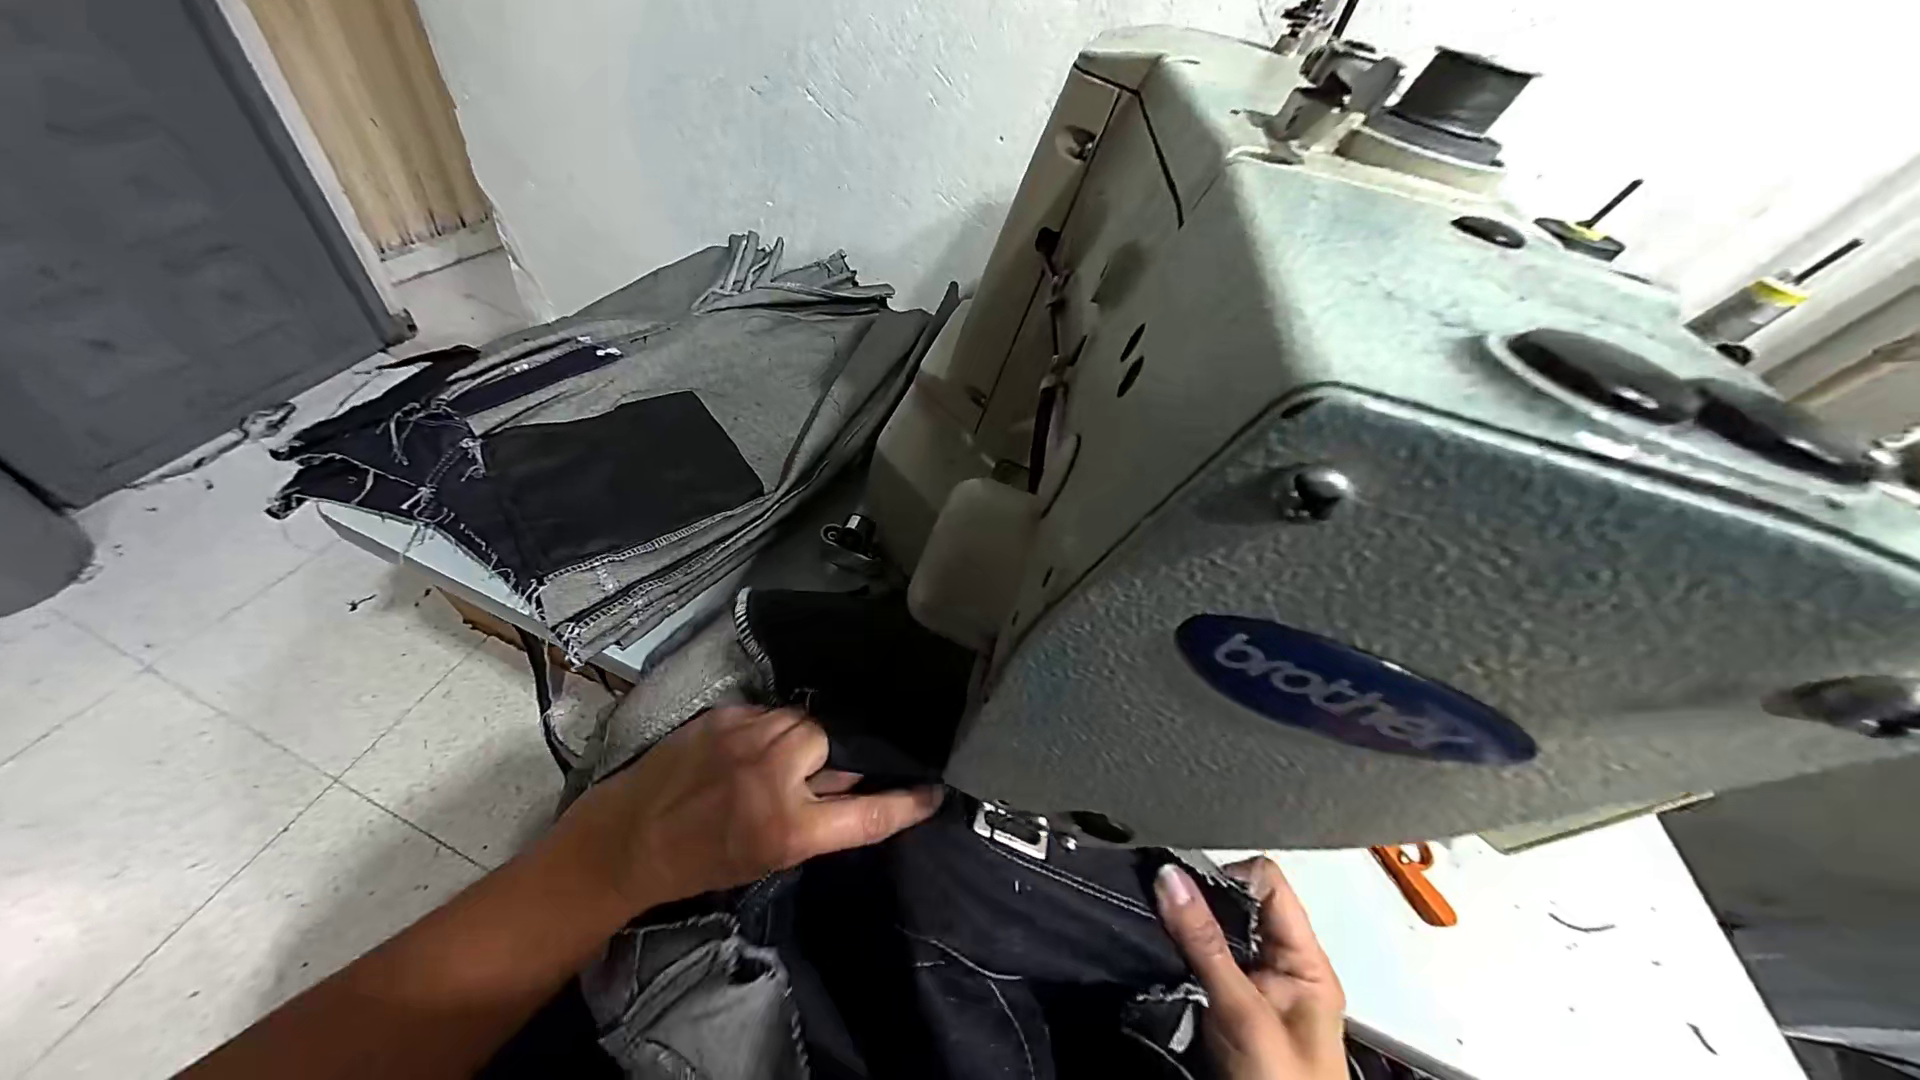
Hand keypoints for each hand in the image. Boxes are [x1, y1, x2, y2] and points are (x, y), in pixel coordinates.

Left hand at [549, 705, 944, 914]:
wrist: (627, 839)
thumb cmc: (702, 860)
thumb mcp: (769, 855)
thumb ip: (818, 817)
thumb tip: (855, 783)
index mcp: (788, 828)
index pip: (867, 813)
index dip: (906, 802)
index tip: (932, 792)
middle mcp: (773, 775)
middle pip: (833, 741)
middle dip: (827, 755)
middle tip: (808, 772)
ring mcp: (746, 738)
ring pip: (803, 720)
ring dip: (799, 738)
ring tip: (776, 757)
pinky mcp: (724, 715)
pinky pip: (768, 712)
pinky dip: (768, 729)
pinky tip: (748, 747)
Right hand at [1155, 858, 1345, 1079]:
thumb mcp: (1242, 1014)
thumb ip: (1204, 942)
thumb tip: (1168, 874)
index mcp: (1305, 960)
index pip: (1268, 882)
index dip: (1228, 875)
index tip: (1187, 889)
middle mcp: (1281, 963)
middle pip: (1239, 901)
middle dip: (1200, 897)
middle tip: (1163, 904)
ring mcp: (1255, 984)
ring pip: (1216, 927)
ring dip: (1188, 923)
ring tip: (1156, 923)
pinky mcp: (1228, 1002)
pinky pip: (1203, 956)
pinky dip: (1181, 948)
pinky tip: (1161, 948)